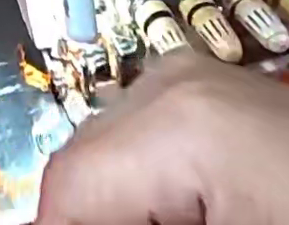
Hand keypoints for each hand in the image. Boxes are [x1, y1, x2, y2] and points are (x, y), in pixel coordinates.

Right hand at [37, 53, 288, 224]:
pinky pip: (153, 145)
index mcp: (178, 123)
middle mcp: (170, 80)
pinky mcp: (223, 97)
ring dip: (121, 209)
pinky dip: (155, 194)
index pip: (68, 187)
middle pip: (85, 165)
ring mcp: (198, 79)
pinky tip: (187, 220)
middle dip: (93, 217)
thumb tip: (65, 224)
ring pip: (114, 153)